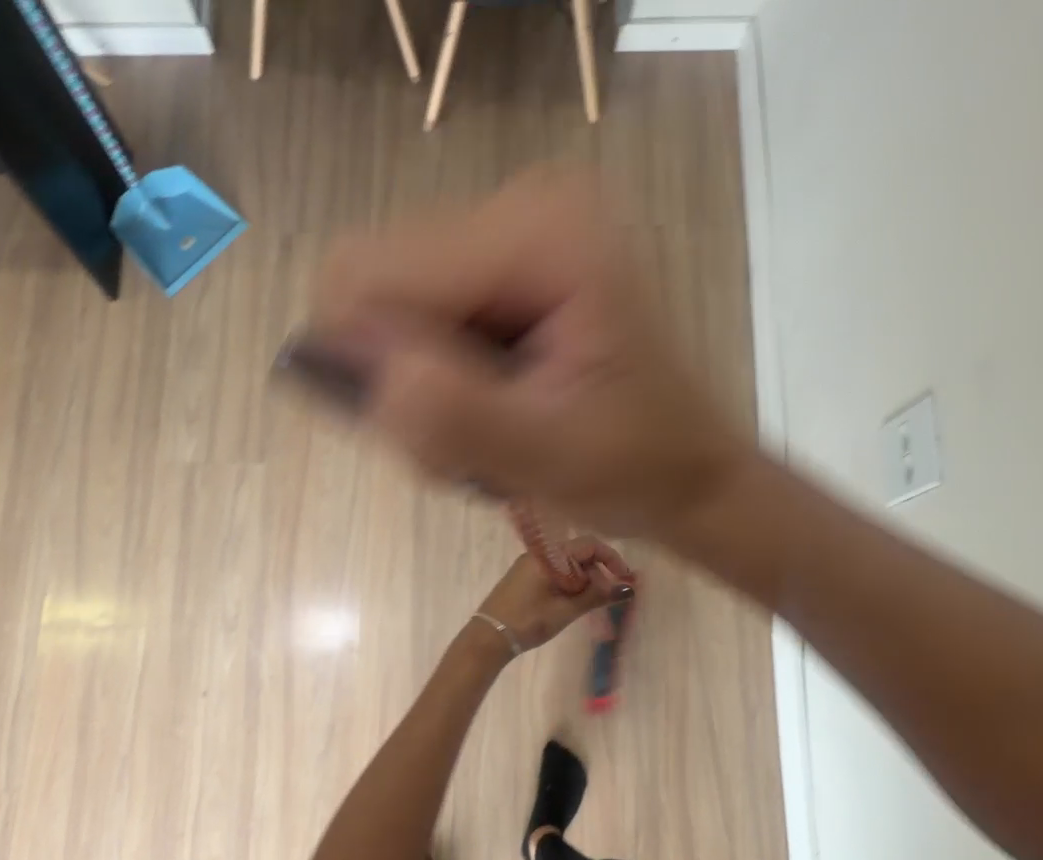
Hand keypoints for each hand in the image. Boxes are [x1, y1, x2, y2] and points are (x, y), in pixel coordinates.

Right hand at [299, 169, 755, 538]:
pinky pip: (411, 319)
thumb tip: (353, 366)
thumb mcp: (548, 456)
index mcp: (537, 233)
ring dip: (416, 386)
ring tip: (486, 431)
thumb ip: (454, 414)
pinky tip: (486, 412)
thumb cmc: (638, 466)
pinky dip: (431, 379)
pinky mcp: (498, 266)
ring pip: (383, 308)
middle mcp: (517, 206)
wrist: (689, 471)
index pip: (371, 271)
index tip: (417, 427)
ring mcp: (506, 232)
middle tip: (464, 439)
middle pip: (371, 285)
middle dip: (399, 376)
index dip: (369, 359)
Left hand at [475, 538, 633, 652]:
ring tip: (588, 606)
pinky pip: (554, 573)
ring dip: (583, 581)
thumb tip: (627, 587)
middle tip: (606, 599)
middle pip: (578, 554)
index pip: (589, 544)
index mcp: (549, 556)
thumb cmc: (529, 621)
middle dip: (597, 573)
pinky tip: (571, 604)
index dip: (611, 558)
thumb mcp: (566, 610)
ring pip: (567, 565)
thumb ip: (597, 595)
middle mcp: (539, 554)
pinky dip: (568, 585)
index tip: (624, 579)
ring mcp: (529, 565)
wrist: (489, 637)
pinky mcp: (523, 578)